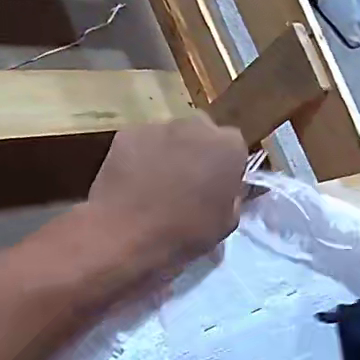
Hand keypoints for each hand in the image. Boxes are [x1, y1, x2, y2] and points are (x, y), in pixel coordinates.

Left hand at [83, 118, 246, 271]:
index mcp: (229, 146)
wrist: (125, 234)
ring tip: (155, 185)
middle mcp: (197, 126)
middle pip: (202, 135)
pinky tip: (132, 182)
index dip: (224, 168)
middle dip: (197, 153)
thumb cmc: (183, 234)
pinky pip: (141, 143)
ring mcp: (159, 126)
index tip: (215, 188)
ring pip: (170, 137)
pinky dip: (140, 157)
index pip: (234, 148)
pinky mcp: (127, 133)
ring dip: (168, 154)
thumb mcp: (225, 224)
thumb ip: (232, 197)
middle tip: (185, 185)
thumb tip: (226, 190)